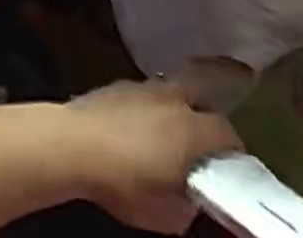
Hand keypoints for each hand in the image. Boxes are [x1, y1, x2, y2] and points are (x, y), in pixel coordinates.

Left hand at [64, 81, 243, 232]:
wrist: (71, 145)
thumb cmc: (123, 182)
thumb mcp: (167, 215)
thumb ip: (188, 205)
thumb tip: (190, 197)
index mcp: (191, 129)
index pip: (225, 130)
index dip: (231, 146)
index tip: (229, 161)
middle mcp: (168, 100)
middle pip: (198, 91)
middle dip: (205, 108)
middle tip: (203, 132)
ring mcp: (137, 88)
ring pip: (165, 88)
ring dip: (172, 103)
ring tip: (167, 126)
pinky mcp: (111, 86)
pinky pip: (138, 92)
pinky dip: (143, 104)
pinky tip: (134, 121)